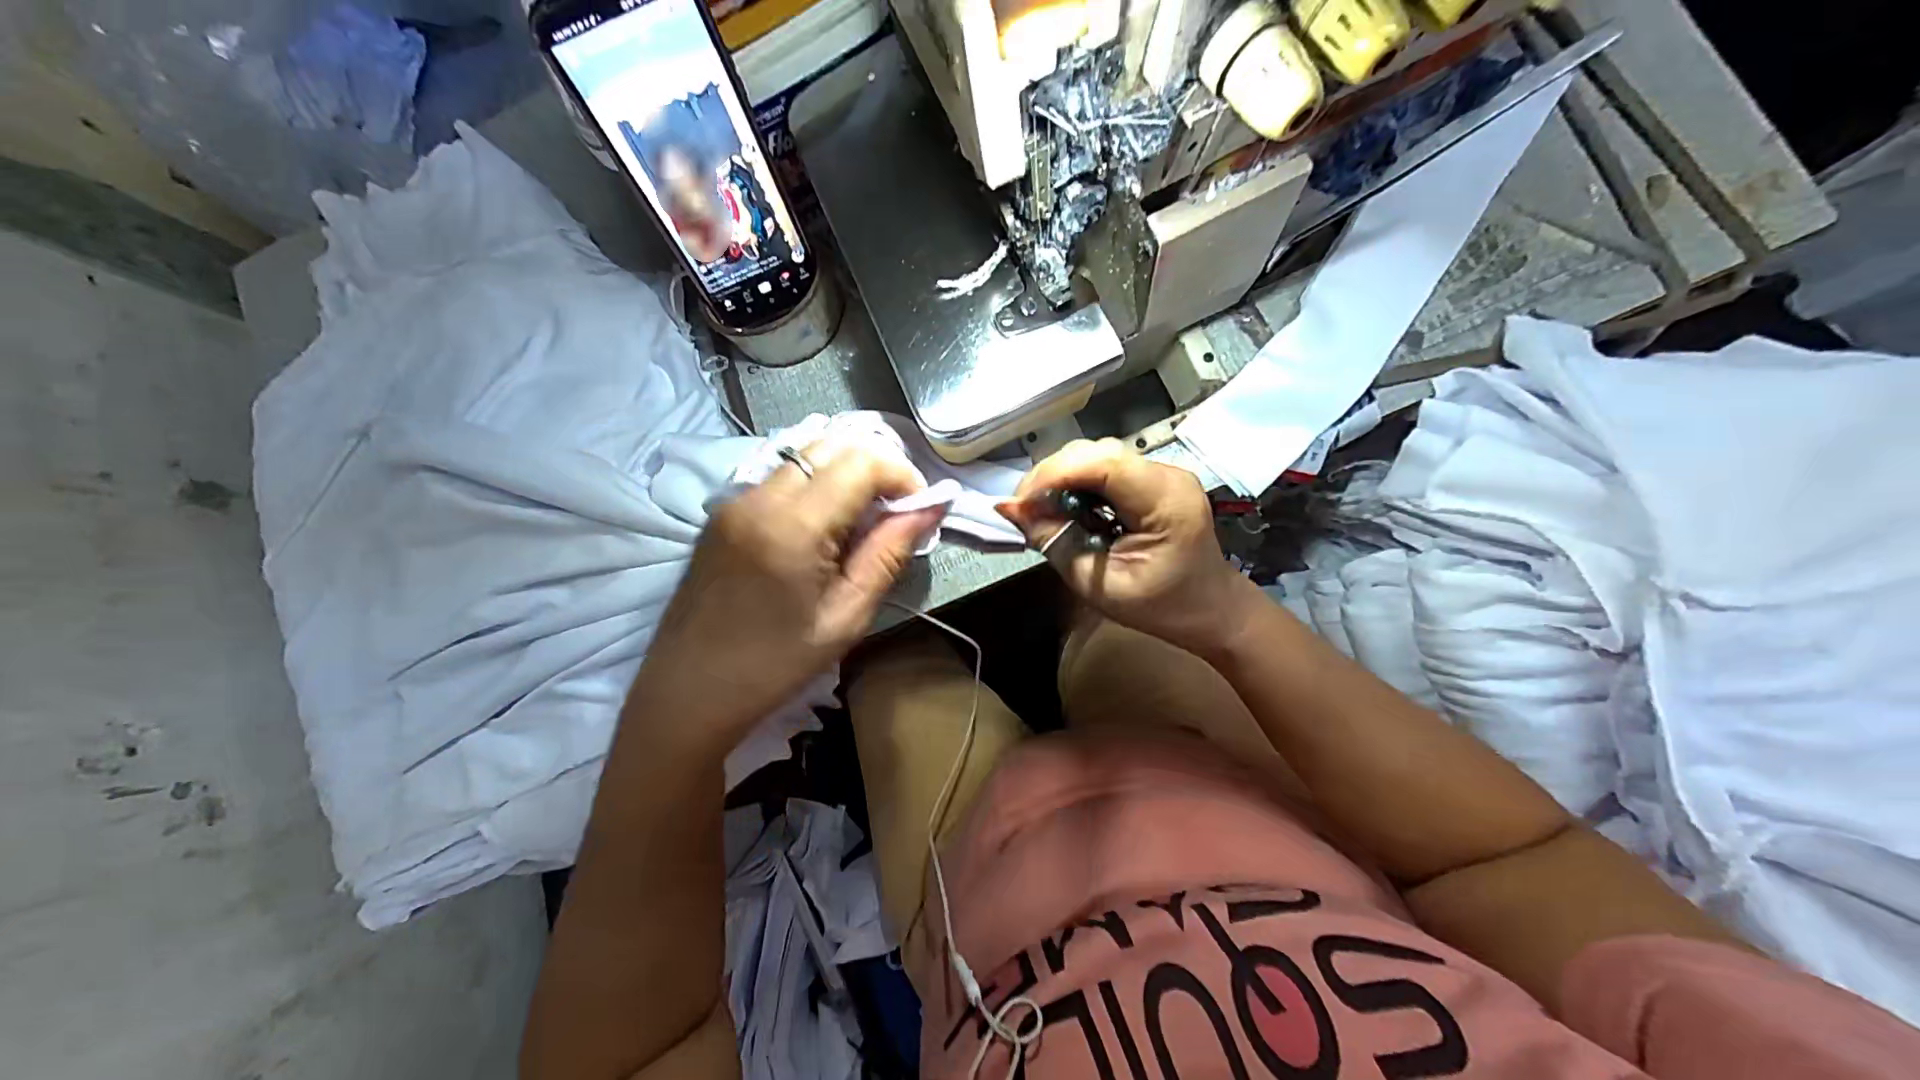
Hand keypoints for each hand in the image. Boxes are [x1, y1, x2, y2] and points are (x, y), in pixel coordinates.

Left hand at [634, 442, 942, 748]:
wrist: (688, 690)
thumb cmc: (775, 664)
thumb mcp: (847, 616)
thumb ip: (889, 553)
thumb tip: (931, 506)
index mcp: (793, 524)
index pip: (862, 461)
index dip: (902, 475)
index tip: (917, 511)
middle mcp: (760, 496)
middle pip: (833, 445)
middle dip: (877, 467)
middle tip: (894, 514)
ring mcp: (736, 499)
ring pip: (805, 455)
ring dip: (846, 473)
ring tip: (861, 522)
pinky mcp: (724, 511)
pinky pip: (781, 476)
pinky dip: (815, 485)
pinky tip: (822, 528)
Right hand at [999, 439, 1256, 655]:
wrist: (1210, 609)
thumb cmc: (1161, 607)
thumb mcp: (1099, 586)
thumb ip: (1056, 543)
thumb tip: (1012, 511)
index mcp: (1165, 500)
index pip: (1102, 463)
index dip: (1053, 474)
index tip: (1021, 503)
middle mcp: (1167, 474)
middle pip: (1097, 453)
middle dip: (1052, 475)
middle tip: (1024, 510)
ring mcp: (1162, 472)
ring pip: (1098, 456)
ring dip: (1062, 478)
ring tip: (1040, 510)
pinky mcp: (1152, 479)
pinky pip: (1106, 469)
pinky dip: (1078, 483)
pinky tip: (1065, 507)